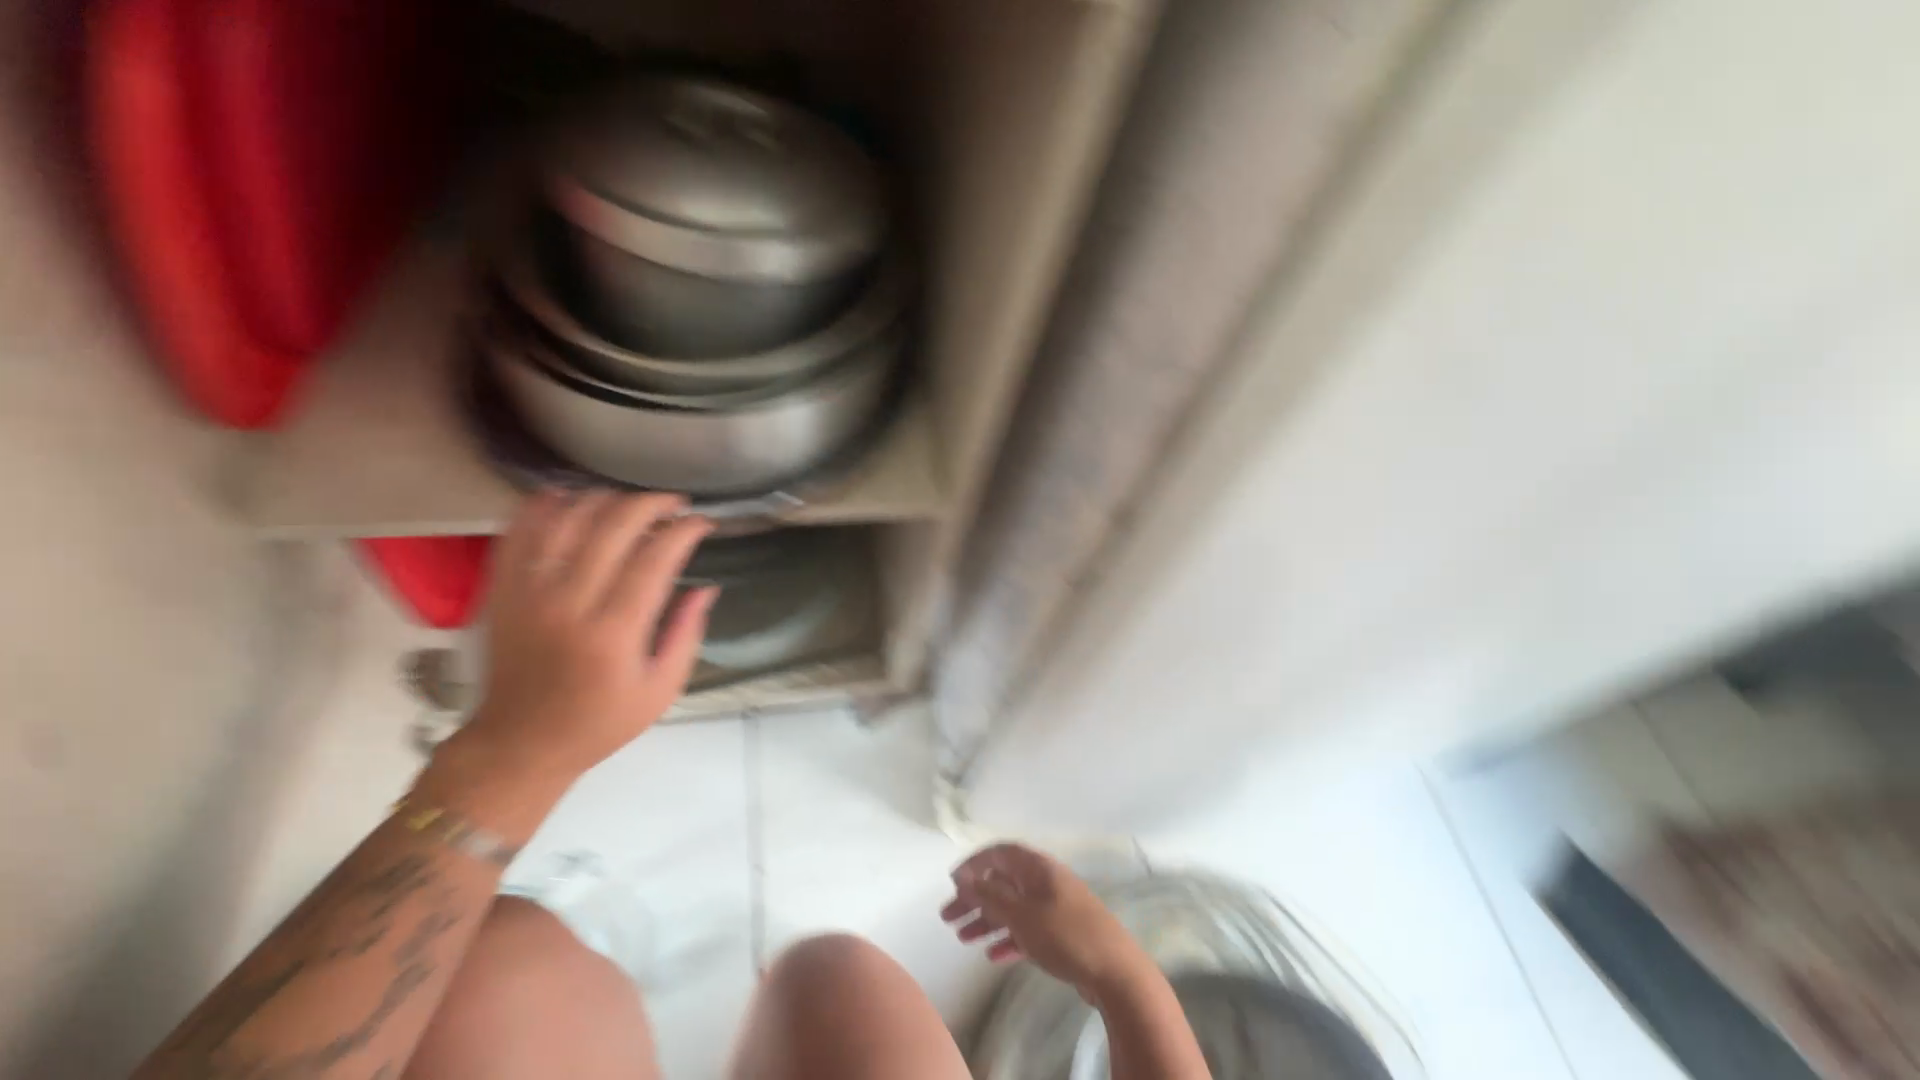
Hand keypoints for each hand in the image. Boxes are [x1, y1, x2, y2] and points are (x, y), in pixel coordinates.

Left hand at [453, 491, 716, 784]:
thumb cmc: (599, 722)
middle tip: (673, 504)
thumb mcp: (661, 691)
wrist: (520, 744)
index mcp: (614, 633)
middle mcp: (569, 603)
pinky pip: (519, 530)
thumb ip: (686, 634)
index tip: (702, 523)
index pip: (655, 558)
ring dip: (605, 499)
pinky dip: (545, 505)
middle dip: (652, 504)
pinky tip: (569, 497)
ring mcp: (528, 592)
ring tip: (629, 504)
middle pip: (613, 526)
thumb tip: (706, 587)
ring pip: (567, 518)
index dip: (684, 530)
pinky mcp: (502, 589)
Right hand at [941, 843, 1151, 992]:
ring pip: (1013, 907)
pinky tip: (992, 957)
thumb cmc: (1064, 936)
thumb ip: (989, 895)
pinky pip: (1028, 929)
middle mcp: (1046, 882)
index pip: (1000, 853)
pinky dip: (1009, 939)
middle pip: (1003, 882)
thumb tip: (964, 877)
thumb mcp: (1020, 914)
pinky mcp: (1062, 933)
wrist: (1116, 972)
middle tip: (947, 917)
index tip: (951, 882)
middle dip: (974, 898)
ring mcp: (1056, 907)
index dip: (974, 864)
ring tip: (962, 938)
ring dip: (987, 920)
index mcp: (1038, 868)